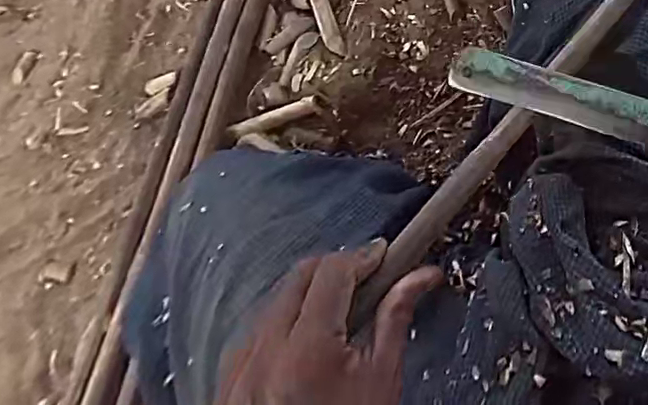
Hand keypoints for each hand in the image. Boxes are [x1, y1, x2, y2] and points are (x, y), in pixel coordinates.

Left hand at [216, 239, 440, 404]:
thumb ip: (396, 316)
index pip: (332, 272)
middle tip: (367, 277)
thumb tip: (423, 272)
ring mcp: (235, 377)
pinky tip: (305, 338)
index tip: (385, 257)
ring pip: (272, 302)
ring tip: (339, 309)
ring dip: (307, 292)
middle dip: (336, 268)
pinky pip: (251, 336)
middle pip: (298, 278)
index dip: (363, 256)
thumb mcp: (381, 378)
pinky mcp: (224, 393)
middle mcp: (263, 358)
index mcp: (306, 352)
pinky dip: (281, 322)